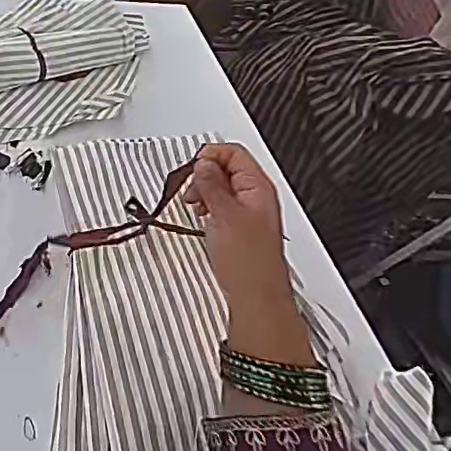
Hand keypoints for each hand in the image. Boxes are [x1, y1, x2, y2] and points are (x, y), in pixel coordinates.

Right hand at [183, 143, 316, 373]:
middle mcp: (256, 197)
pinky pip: (221, 205)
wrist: (257, 298)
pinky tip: (203, 218)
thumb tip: (203, 164)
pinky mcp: (239, 228)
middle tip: (192, 190)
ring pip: (221, 187)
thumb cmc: (249, 263)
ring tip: (196, 205)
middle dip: (204, 174)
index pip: (233, 152)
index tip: (193, 169)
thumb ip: (211, 184)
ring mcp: (248, 212)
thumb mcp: (224, 215)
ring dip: (204, 191)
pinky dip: (208, 206)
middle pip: (226, 167)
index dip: (210, 155)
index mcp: (258, 187)